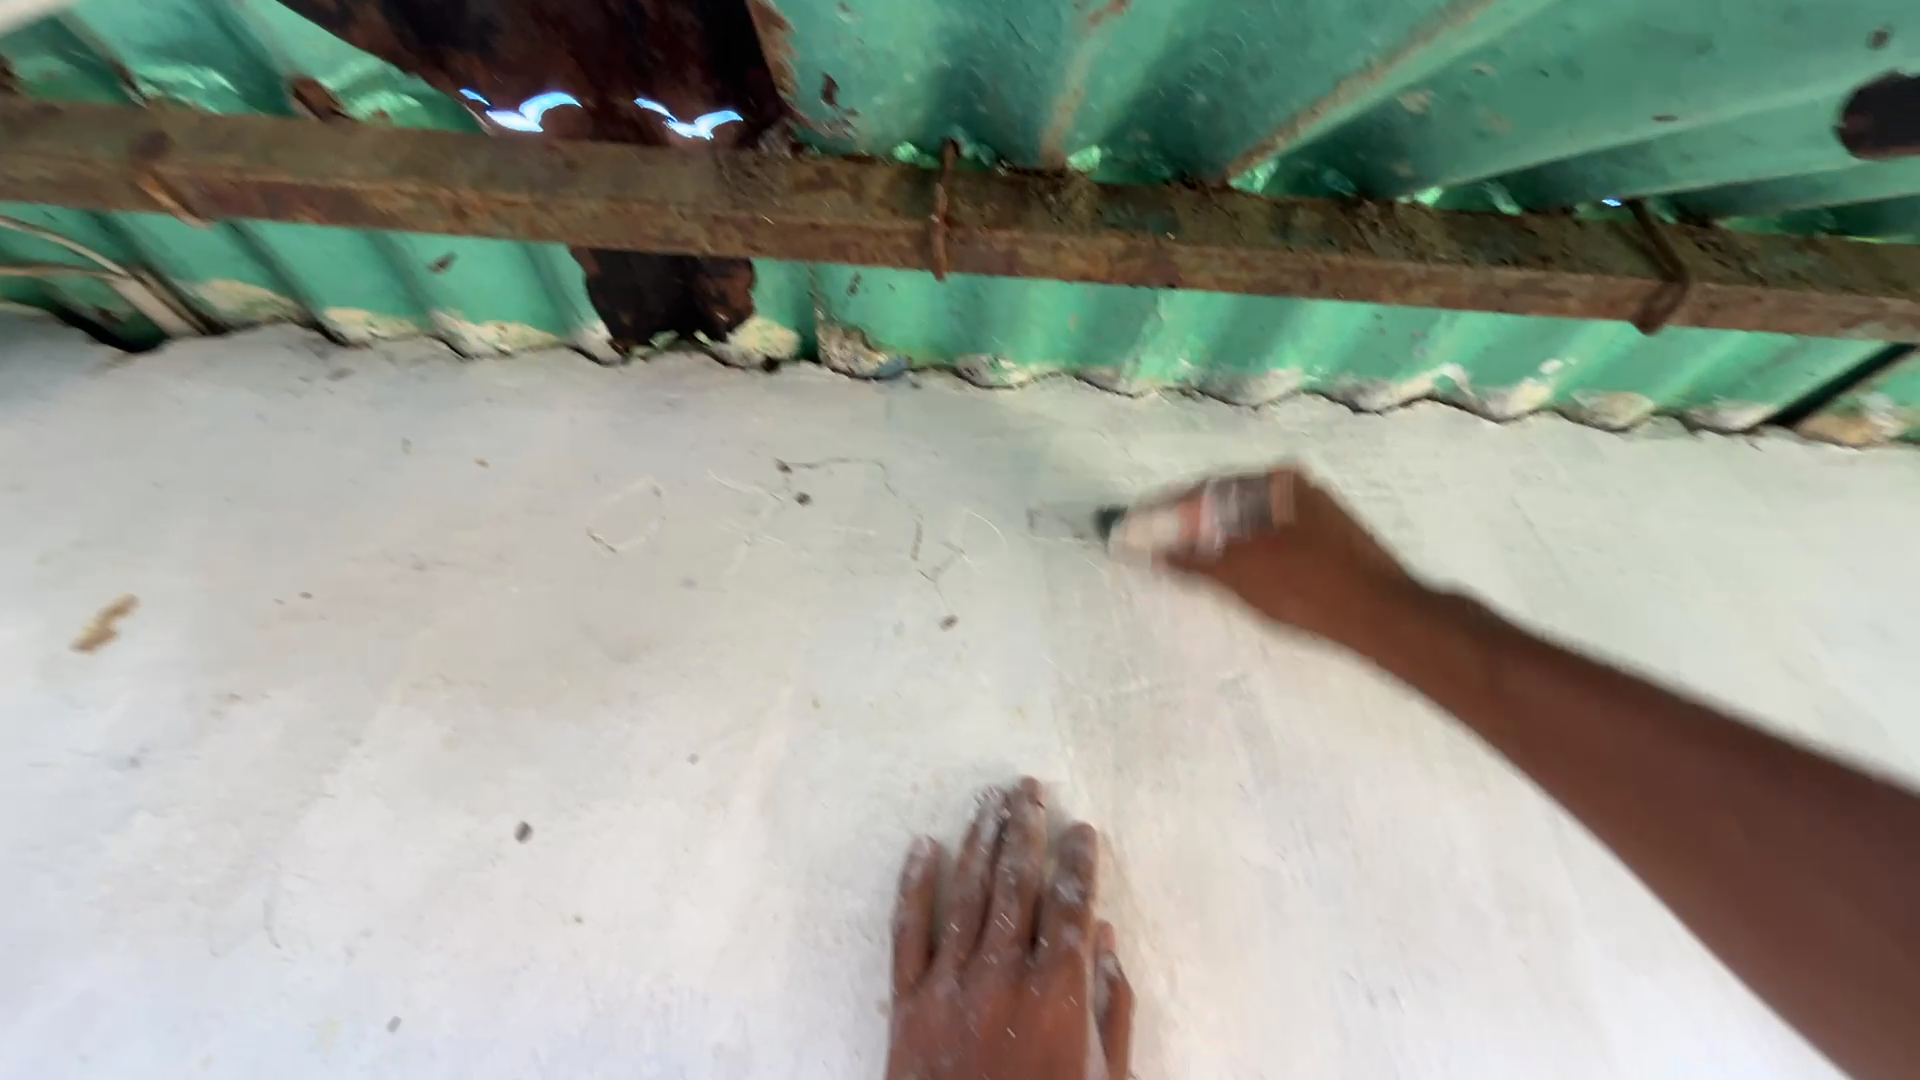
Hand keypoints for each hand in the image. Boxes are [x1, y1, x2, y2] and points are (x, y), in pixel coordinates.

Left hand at [886, 779, 1133, 1079]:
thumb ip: (1110, 1008)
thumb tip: (1103, 933)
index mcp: (1055, 991)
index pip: (1069, 903)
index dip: (1076, 859)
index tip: (1080, 826)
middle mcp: (1001, 972)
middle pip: (1015, 882)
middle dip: (1024, 829)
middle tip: (1026, 788)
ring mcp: (950, 982)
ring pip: (967, 892)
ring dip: (979, 838)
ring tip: (988, 798)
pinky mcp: (907, 999)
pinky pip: (907, 930)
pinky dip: (913, 884)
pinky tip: (922, 844)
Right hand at [1158, 466, 1417, 649]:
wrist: (1386, 616)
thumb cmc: (1307, 589)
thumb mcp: (1239, 575)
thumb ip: (1191, 559)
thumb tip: (1153, 550)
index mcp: (1271, 482)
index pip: (1200, 490)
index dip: (1162, 511)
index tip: (1132, 527)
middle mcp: (1291, 485)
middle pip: (1222, 501)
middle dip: (1184, 523)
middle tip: (1153, 545)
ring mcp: (1312, 508)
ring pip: (1246, 518)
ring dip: (1212, 537)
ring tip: (1183, 559)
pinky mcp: (1325, 533)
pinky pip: (1267, 532)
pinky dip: (1240, 546)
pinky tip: (1228, 567)